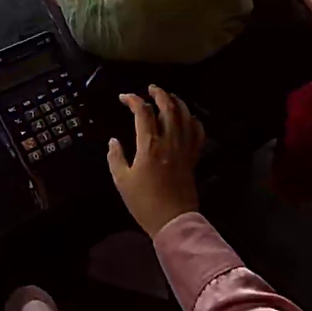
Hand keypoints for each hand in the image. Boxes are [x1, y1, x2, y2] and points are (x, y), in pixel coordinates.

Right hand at [106, 86, 204, 236]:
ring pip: (185, 116)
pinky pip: (198, 133)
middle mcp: (169, 141)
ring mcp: (184, 148)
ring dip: (177, 102)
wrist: (173, 221)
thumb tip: (113, 141)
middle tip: (151, 88)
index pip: (143, 112)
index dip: (133, 100)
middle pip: (168, 107)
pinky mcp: (193, 157)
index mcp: (149, 145)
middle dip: (159, 93)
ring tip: (169, 97)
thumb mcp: (122, 180)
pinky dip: (193, 120)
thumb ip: (116, 157)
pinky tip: (188, 117)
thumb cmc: (144, 202)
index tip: (124, 98)